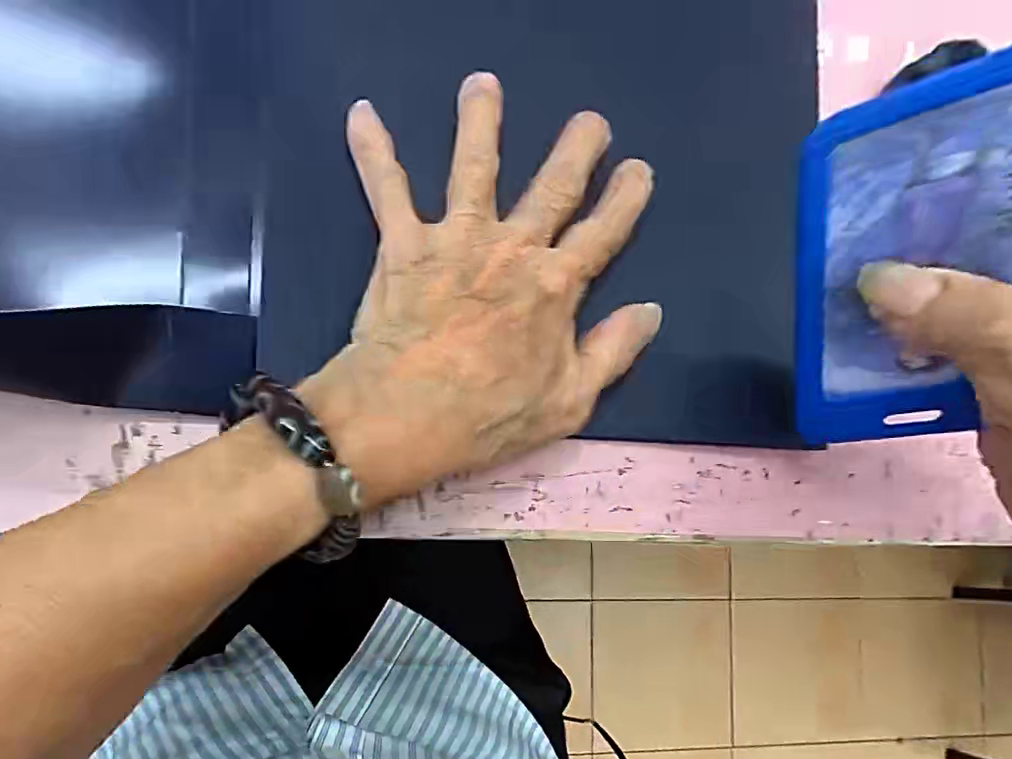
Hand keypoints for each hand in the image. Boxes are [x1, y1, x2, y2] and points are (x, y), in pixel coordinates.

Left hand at [299, 71, 660, 507]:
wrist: (407, 415)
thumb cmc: (486, 419)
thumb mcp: (567, 403)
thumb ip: (612, 353)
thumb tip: (649, 312)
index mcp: (556, 286)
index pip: (603, 232)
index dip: (624, 200)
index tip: (636, 174)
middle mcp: (511, 250)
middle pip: (553, 186)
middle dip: (577, 150)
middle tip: (590, 124)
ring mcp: (456, 242)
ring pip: (475, 166)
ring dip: (481, 121)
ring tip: (482, 87)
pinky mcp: (403, 247)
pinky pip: (387, 189)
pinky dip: (373, 150)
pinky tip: (361, 114)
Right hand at [858, 193, 1011, 605]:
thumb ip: (967, 320)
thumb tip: (881, 277)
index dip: (980, 206)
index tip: (893, 215)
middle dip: (936, 270)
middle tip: (854, 272)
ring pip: (990, 312)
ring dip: (923, 322)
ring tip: (850, 320)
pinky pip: (981, 358)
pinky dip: (931, 362)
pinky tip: (878, 365)